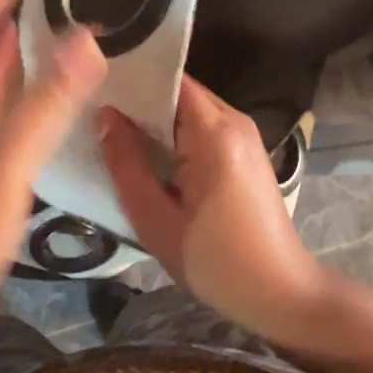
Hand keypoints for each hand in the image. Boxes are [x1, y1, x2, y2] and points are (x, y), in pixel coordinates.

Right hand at [100, 77, 327, 342]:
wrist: (278, 293)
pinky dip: (176, 137)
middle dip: (140, 101)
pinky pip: (204, 130)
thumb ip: (126, 164)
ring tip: (114, 134)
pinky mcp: (247, 155)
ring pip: (191, 111)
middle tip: (95, 114)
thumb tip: (105, 116)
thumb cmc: (214, 261)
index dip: (132, 80)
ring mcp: (245, 138)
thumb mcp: (155, 218)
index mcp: (214, 133)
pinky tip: (149, 158)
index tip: (94, 89)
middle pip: (180, 92)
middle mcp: (235, 122)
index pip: (169, 79)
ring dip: (157, 122)